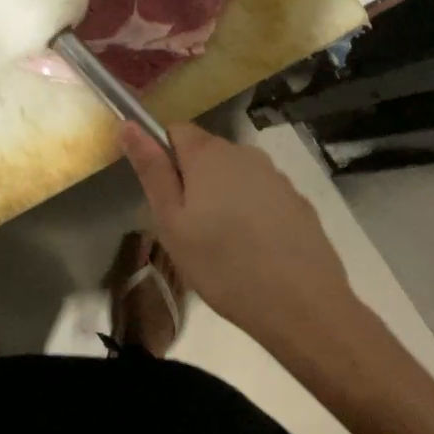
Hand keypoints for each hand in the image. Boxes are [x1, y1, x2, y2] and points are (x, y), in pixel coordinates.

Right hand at [120, 122, 350, 333]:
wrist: (305, 309)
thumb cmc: (223, 265)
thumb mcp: (171, 222)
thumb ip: (151, 170)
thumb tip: (128, 124)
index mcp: (209, 154)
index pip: (175, 130)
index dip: (163, 158)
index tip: (166, 198)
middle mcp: (245, 154)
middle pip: (206, 153)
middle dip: (193, 180)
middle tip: (190, 228)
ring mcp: (277, 178)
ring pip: (236, 176)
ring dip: (224, 197)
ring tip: (224, 245)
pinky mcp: (300, 204)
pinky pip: (263, 197)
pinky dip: (253, 214)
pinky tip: (256, 251)